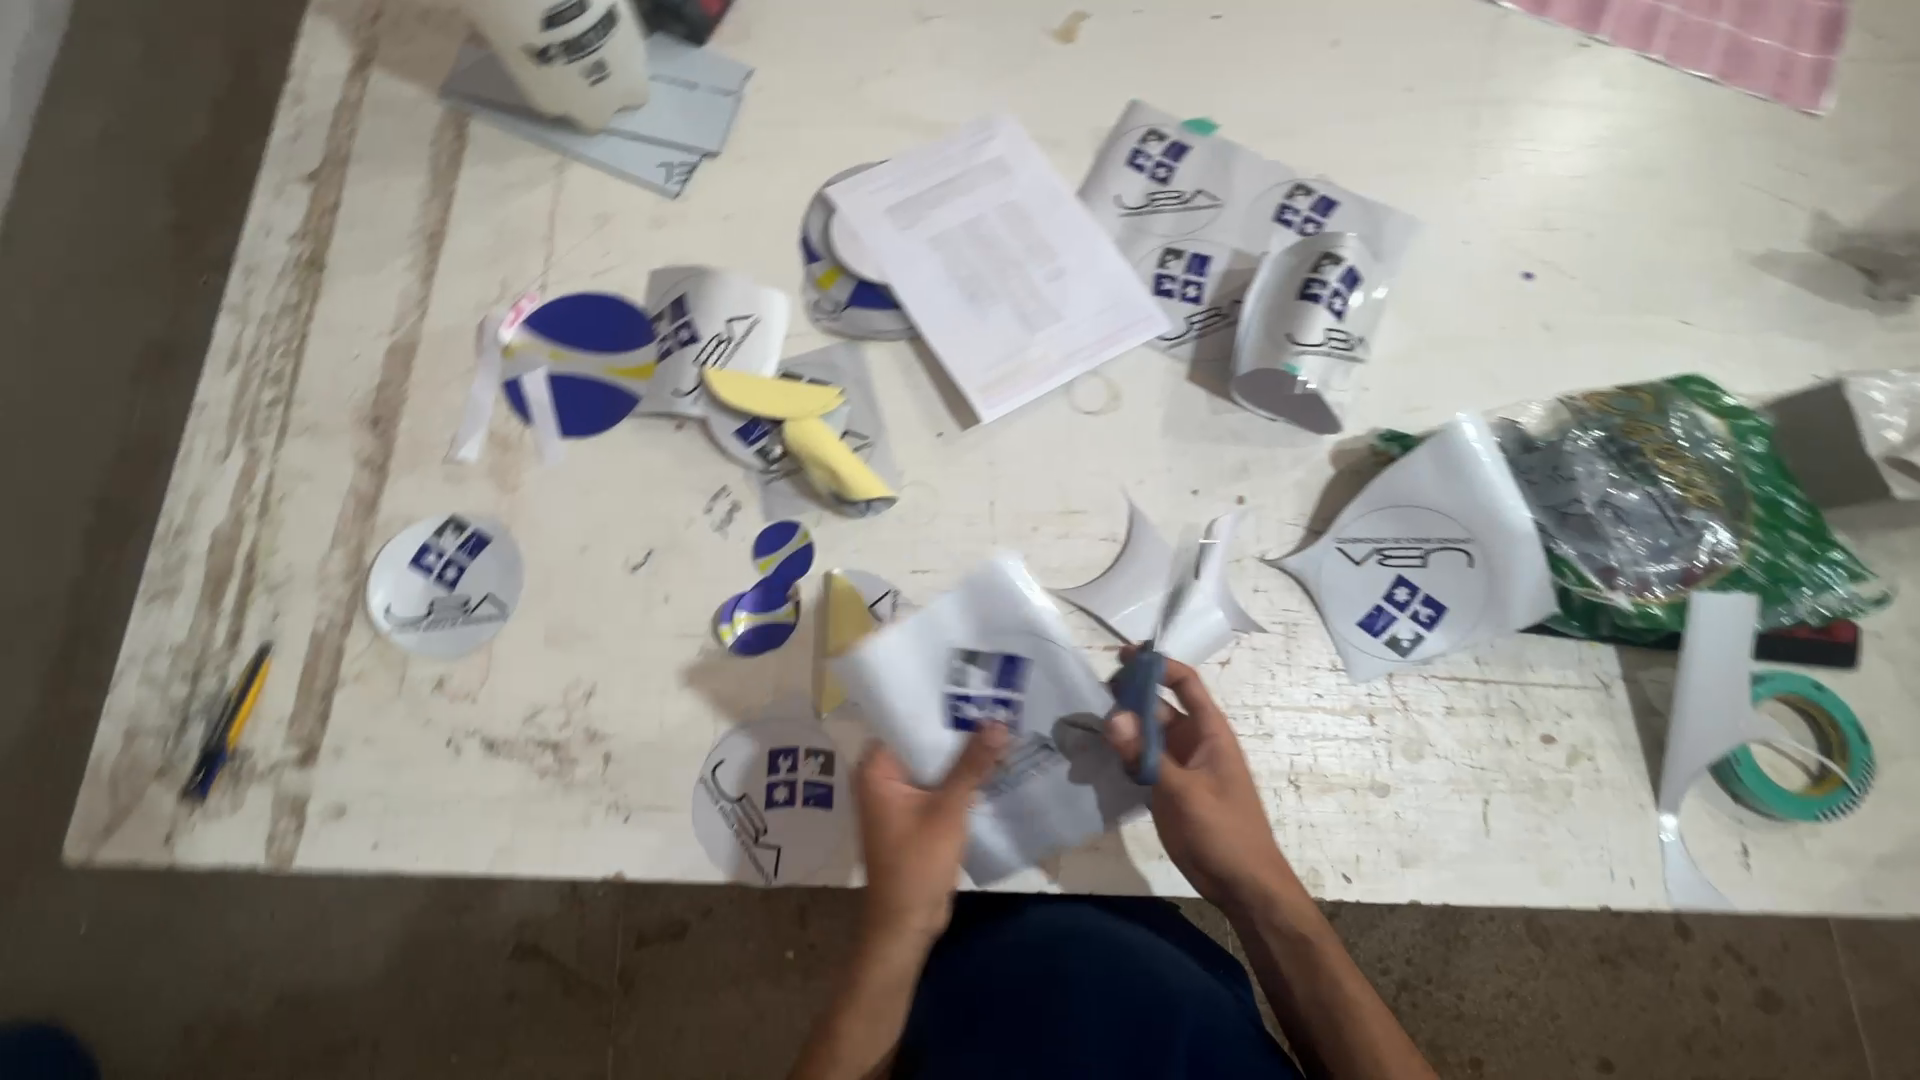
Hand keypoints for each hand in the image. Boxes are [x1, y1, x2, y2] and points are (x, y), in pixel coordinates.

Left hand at [854, 725, 1007, 944]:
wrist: (906, 924)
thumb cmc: (917, 863)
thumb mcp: (948, 809)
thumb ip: (972, 764)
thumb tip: (999, 722)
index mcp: (875, 768)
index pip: (906, 721)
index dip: (939, 706)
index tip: (974, 687)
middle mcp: (881, 776)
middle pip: (922, 741)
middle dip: (957, 730)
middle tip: (996, 704)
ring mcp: (897, 797)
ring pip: (933, 764)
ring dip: (961, 755)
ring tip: (1001, 728)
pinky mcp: (913, 814)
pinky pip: (937, 784)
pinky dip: (959, 778)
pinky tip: (991, 765)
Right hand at [1107, 649, 1289, 912]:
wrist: (1243, 885)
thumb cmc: (1224, 833)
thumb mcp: (1184, 793)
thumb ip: (1147, 756)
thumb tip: (1112, 717)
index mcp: (1210, 732)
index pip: (1184, 683)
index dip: (1158, 665)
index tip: (1125, 655)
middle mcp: (1193, 742)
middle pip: (1159, 706)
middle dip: (1130, 695)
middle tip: (1096, 692)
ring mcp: (1180, 765)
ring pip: (1147, 734)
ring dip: (1123, 727)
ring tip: (1090, 723)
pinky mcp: (1168, 788)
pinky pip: (1142, 760)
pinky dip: (1123, 754)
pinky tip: (1099, 755)